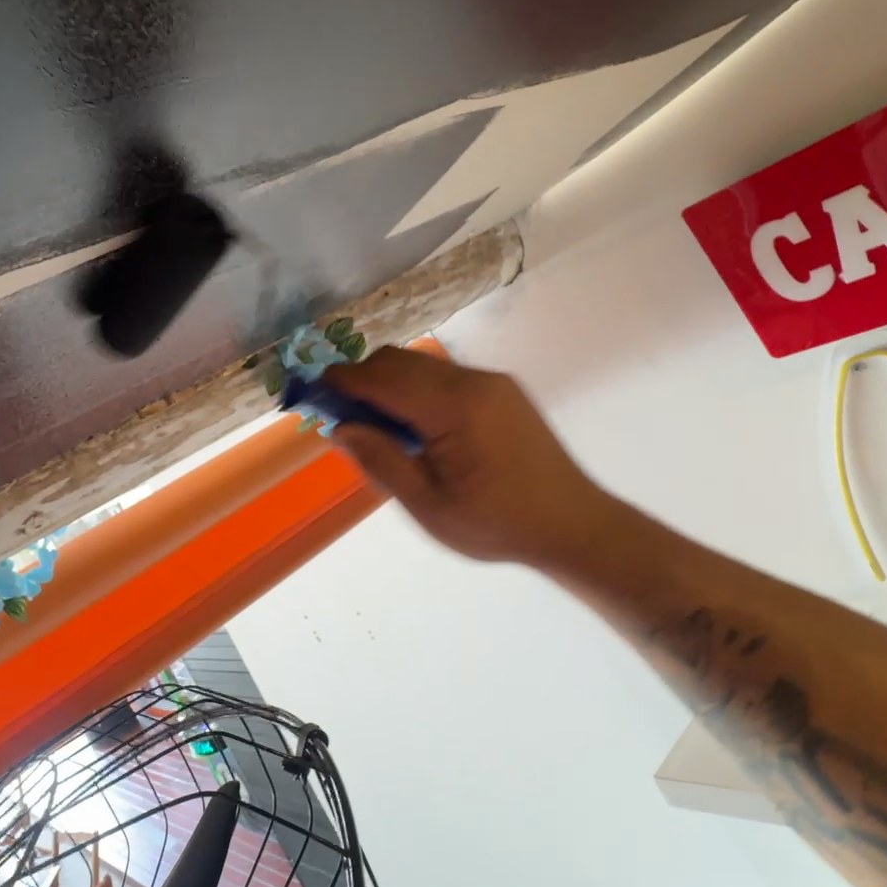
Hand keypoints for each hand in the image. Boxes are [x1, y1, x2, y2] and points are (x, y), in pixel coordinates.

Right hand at [321, 347, 619, 569]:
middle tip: (339, 413)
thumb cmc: (496, 524)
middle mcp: (473, 381)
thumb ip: (380, 461)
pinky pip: (443, 375)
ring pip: (421, 364)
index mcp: (454, 408)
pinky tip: (412, 425)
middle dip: (361, 378)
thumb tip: (340, 427)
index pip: (382, 379)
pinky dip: (414, 388)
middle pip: (398, 361)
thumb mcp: (427, 505)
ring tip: (374, 424)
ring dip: (387, 382)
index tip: (312, 392)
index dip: (342, 381)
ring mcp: (491, 382)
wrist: (574, 525)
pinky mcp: (502, 390)